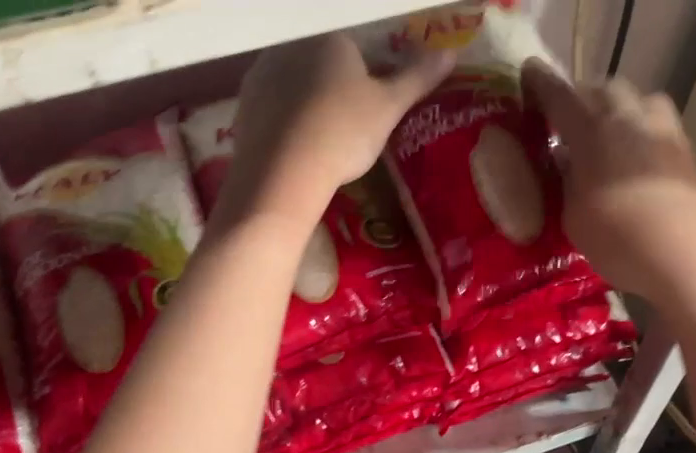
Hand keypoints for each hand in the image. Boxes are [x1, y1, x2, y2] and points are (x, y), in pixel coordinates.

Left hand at [215, 35, 454, 230]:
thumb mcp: (389, 108)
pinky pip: (274, 107)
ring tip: (323, 143)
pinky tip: (297, 149)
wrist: (283, 173)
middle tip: (351, 129)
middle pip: (324, 64)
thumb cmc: (343, 133)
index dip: (371, 80)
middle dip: (338, 89)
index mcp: (332, 37)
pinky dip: (286, 122)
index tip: (375, 110)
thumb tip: (450, 53)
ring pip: (296, 84)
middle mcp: (294, 44)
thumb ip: (417, 78)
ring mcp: (264, 72)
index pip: (359, 50)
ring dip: (310, 104)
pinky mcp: (244, 104)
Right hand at [522, 60, 695, 304]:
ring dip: (615, 114)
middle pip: (599, 91)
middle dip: (581, 102)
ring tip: (604, 142)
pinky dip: (637, 135)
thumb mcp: (574, 218)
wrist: (690, 256)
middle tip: (567, 127)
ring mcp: (663, 127)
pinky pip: (653, 126)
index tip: (529, 81)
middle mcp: (628, 115)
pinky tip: (632, 163)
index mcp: (592, 129)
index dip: (539, 87)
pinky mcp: (685, 147)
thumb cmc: (620, 241)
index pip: (557, 96)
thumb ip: (566, 183)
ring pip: (632, 103)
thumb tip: (565, 162)